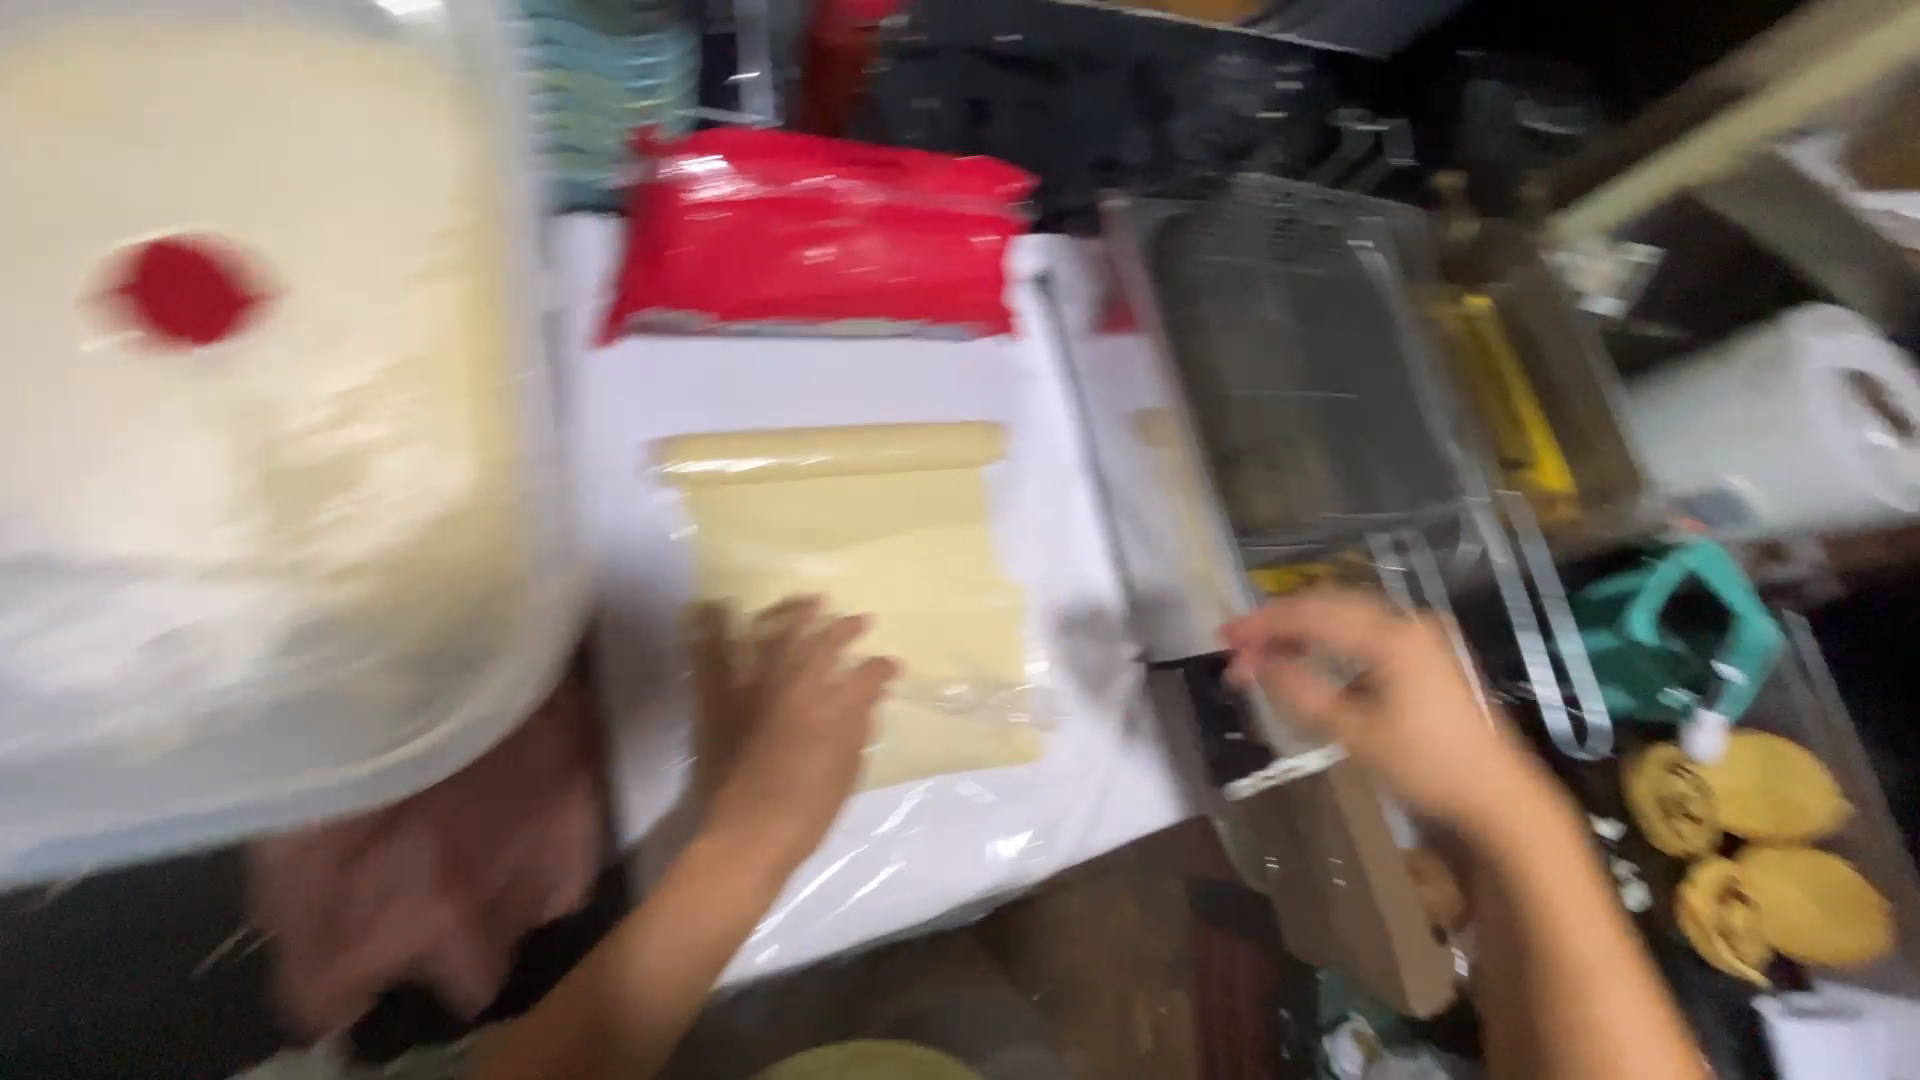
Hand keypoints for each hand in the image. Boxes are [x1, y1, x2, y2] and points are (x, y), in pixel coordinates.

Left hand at [687, 596, 899, 871]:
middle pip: (824, 641)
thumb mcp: (849, 770)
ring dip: (794, 614)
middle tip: (859, 620)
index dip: (883, 668)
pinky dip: (717, 629)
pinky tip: (724, 608)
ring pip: (775, 634)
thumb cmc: (809, 810)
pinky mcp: (722, 699)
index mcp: (834, 706)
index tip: (892, 666)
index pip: (868, 673)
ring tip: (809, 602)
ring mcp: (755, 687)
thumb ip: (860, 726)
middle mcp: (796, 685)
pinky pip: (716, 655)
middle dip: (845, 627)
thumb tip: (870, 697)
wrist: (749, 834)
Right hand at [1220, 588, 1540, 830]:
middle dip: (1276, 622)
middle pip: (1326, 605)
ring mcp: (1420, 633)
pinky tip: (1307, 652)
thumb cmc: (1425, 766)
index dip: (1262, 625)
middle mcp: (1406, 621)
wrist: (1499, 797)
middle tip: (1237, 643)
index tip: (1224, 639)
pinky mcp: (1425, 649)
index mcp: (1390, 637)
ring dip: (1300, 627)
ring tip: (1263, 649)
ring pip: (1344, 613)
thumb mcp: (1352, 731)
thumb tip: (1250, 664)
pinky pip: (1363, 627)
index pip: (1310, 616)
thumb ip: (1296, 690)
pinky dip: (1327, 635)